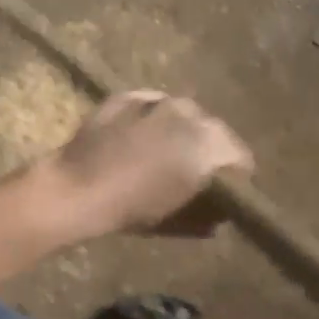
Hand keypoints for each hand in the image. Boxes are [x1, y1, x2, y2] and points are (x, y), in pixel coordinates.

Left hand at [39, 90, 253, 238]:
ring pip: (182, 110)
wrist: (79, 186)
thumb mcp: (187, 221)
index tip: (229, 186)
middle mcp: (185, 115)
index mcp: (208, 145)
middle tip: (198, 166)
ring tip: (171, 146)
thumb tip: (221, 207)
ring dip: (182, 126)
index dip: (236, 172)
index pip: (239, 154)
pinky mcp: (121, 97)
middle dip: (209, 146)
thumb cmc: (136, 208)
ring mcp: (151, 100)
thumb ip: (213, 209)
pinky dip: (152, 112)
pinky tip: (145, 127)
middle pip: (211, 128)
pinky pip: (148, 101)